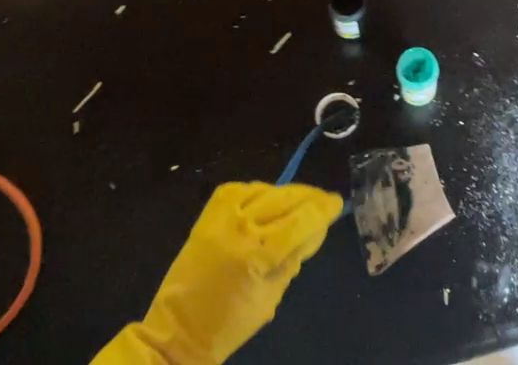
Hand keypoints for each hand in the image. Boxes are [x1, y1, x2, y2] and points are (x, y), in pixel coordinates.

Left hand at [92, 182, 343, 364]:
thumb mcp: (273, 295)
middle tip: (325, 202)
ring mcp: (222, 216)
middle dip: (311, 198)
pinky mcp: (209, 211)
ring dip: (287, 195)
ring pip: (268, 189)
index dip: (324, 208)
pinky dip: (262, 192)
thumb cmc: (231, 323)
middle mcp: (240, 228)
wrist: (179, 329)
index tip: (338, 204)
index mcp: (258, 255)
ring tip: (298, 204)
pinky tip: (268, 202)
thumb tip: (317, 227)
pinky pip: (244, 188)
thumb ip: (295, 256)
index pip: (303, 219)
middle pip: (287, 198)